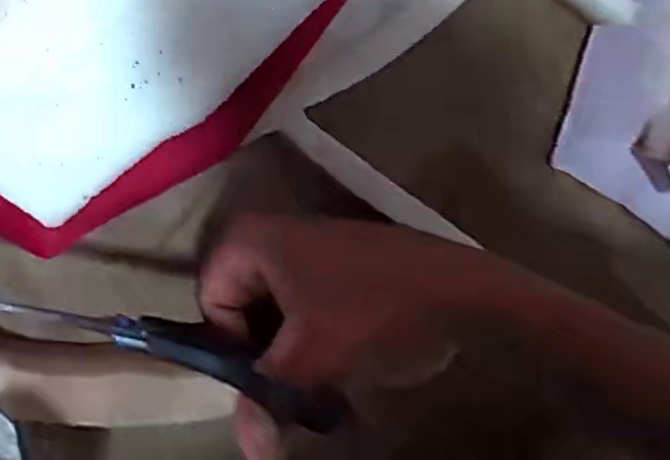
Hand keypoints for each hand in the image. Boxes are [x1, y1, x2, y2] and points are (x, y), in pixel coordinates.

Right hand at [197, 215, 539, 458]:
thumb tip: (247, 449)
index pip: (211, 301)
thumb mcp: (315, 358)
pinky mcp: (331, 260)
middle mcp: (268, 232)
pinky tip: (342, 363)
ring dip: (289, 353)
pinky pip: (299, 303)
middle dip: (263, 355)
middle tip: (298, 389)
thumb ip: (270, 399)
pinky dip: (310, 337)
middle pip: (239, 305)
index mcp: (250, 238)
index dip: (234, 349)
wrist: (457, 286)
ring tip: (324, 383)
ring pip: (271, 309)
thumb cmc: (374, 310)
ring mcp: (302, 243)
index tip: (272, 381)